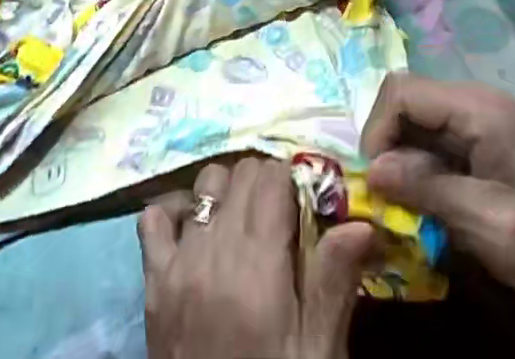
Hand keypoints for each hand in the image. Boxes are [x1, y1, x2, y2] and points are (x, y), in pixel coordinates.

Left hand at [140, 157, 376, 358]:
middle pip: (240, 174)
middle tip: (284, 212)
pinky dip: (177, 211)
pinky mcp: (152, 281)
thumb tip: (362, 224)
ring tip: (247, 219)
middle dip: (267, 182)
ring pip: (204, 184)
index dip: (294, 180)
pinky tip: (198, 229)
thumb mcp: (318, 354)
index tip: (309, 202)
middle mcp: (213, 251)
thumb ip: (334, 284)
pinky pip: (153, 219)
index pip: (271, 179)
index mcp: (258, 267)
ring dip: (229, 190)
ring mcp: (176, 263)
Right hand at [360, 75, 514, 315]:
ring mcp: (480, 114)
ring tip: (402, 196)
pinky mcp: (481, 133)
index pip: (402, 92)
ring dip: (399, 151)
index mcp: (481, 110)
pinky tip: (423, 193)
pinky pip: (431, 131)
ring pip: (414, 113)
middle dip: (385, 140)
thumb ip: (426, 189)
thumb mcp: (487, 224)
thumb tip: (370, 170)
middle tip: (386, 190)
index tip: (376, 178)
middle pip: (405, 97)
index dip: (377, 128)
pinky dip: (416, 158)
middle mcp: (477, 100)